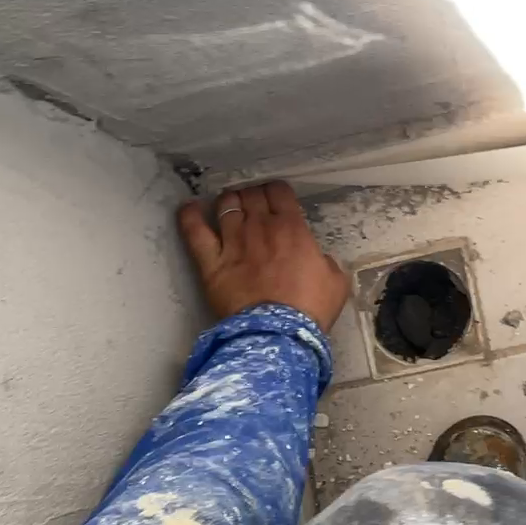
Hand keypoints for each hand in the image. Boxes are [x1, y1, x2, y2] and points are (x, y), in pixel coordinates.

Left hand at [178, 181, 349, 332]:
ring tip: (230, 207)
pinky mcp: (211, 261)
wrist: (279, 333)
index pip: (280, 192)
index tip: (276, 198)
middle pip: (251, 195)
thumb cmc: (310, 309)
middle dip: (253, 195)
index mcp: (292, 228)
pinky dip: (190, 215)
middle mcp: (260, 227)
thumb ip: (327, 263)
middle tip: (254, 204)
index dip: (277, 191)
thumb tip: (320, 260)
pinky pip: (194, 230)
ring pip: (226, 205)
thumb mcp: (336, 282)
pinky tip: (190, 208)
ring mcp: (233, 242)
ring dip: (229, 201)